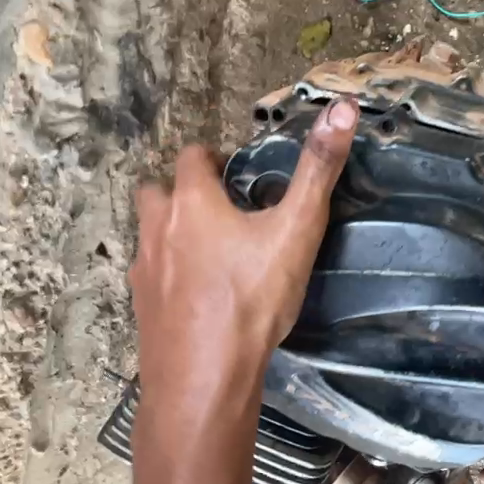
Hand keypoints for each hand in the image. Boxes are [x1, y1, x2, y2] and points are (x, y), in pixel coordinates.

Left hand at [129, 100, 358, 409]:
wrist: (205, 376)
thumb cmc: (253, 297)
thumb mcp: (296, 229)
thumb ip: (319, 169)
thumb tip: (343, 107)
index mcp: (192, 202)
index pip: (190, 157)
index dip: (213, 159)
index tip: (237, 174)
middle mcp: (157, 228)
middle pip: (157, 192)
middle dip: (183, 193)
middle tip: (222, 211)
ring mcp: (142, 271)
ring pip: (151, 236)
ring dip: (174, 234)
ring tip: (214, 255)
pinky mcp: (141, 308)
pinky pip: (152, 277)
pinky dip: (171, 276)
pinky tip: (201, 299)